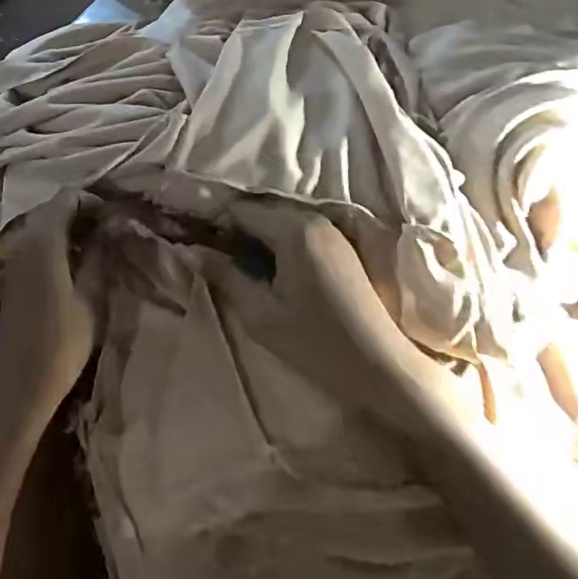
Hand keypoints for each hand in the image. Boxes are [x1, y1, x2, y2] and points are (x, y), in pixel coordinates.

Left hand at [0, 191, 99, 402]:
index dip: (94, 201)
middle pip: (55, 208)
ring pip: (46, 225)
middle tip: (116, 228)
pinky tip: (81, 260)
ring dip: (72, 228)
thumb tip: (113, 225)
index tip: (119, 216)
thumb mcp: (91, 297)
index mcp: (42, 238)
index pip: (68, 197)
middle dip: (85, 212)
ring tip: (104, 243)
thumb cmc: (61, 341)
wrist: (20, 381)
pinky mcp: (15, 271)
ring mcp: (15, 254)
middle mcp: (24, 238)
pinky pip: (39, 241)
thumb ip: (100, 254)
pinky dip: (60, 242)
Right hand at [205, 198, 479, 426]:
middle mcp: (313, 219)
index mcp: (292, 229)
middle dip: (234, 228)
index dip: (213, 223)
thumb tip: (191, 252)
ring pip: (279, 220)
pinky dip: (277, 241)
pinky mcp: (344, 247)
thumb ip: (223, 276)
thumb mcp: (260, 314)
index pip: (239, 210)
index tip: (194, 240)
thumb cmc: (318, 342)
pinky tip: (269, 268)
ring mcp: (332, 232)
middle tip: (213, 254)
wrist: (387, 368)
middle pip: (260, 210)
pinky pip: (298, 231)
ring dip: (256, 235)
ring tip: (237, 262)